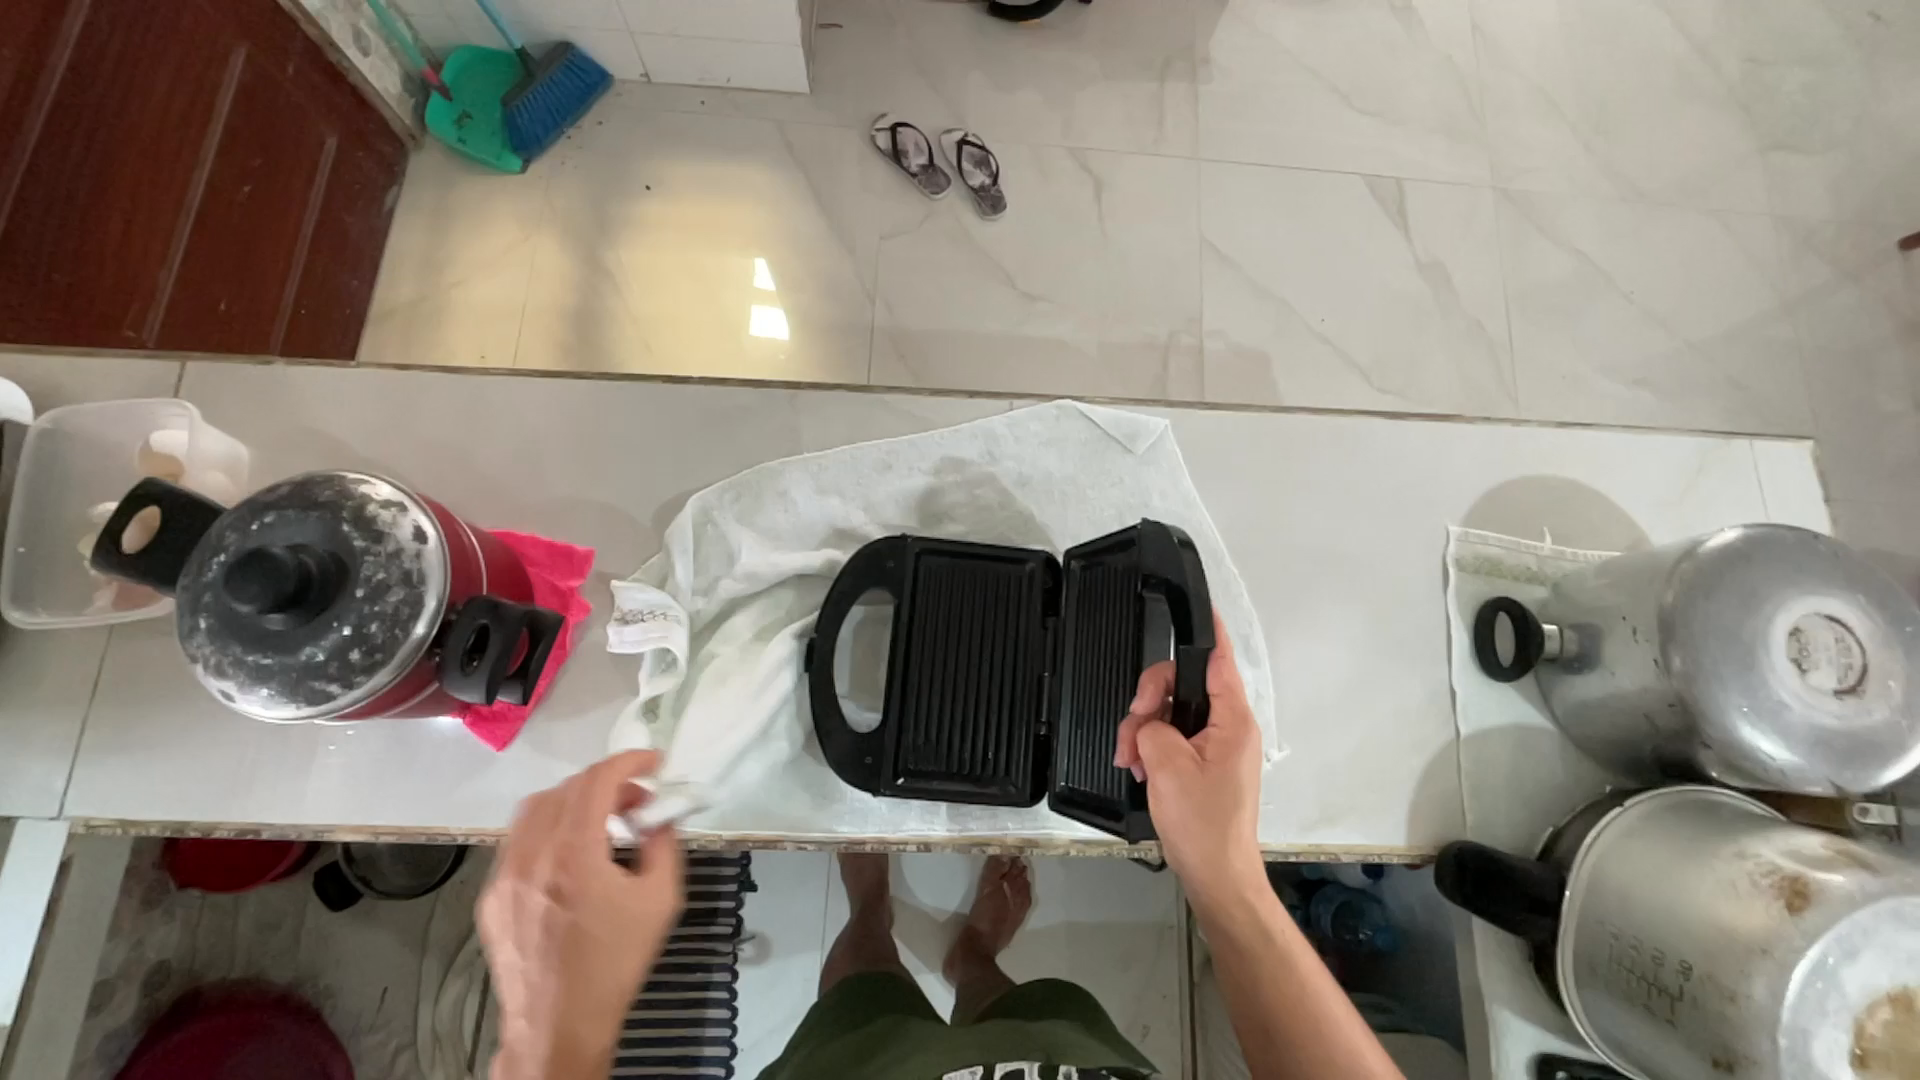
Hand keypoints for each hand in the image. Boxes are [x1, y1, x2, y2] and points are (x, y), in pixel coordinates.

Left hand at [480, 751, 684, 1079]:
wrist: (558, 1026)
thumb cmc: (616, 962)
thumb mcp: (660, 899)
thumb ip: (664, 843)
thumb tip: (662, 813)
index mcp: (574, 855)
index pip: (597, 781)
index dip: (629, 761)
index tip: (654, 762)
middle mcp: (531, 857)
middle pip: (565, 789)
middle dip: (607, 781)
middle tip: (637, 800)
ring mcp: (504, 878)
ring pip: (535, 810)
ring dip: (574, 801)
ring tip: (604, 823)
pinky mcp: (492, 898)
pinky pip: (519, 842)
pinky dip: (550, 829)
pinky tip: (573, 856)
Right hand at [1114, 612, 1264, 904]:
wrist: (1216, 876)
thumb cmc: (1201, 822)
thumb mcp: (1167, 766)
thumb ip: (1152, 727)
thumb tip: (1149, 724)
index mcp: (1232, 720)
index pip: (1221, 660)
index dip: (1208, 630)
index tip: (1199, 605)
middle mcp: (1229, 727)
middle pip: (1184, 686)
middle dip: (1150, 702)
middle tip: (1133, 730)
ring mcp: (1217, 747)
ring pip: (1172, 714)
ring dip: (1144, 731)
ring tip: (1131, 760)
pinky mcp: (1204, 765)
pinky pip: (1173, 738)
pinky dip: (1152, 749)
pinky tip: (1140, 768)